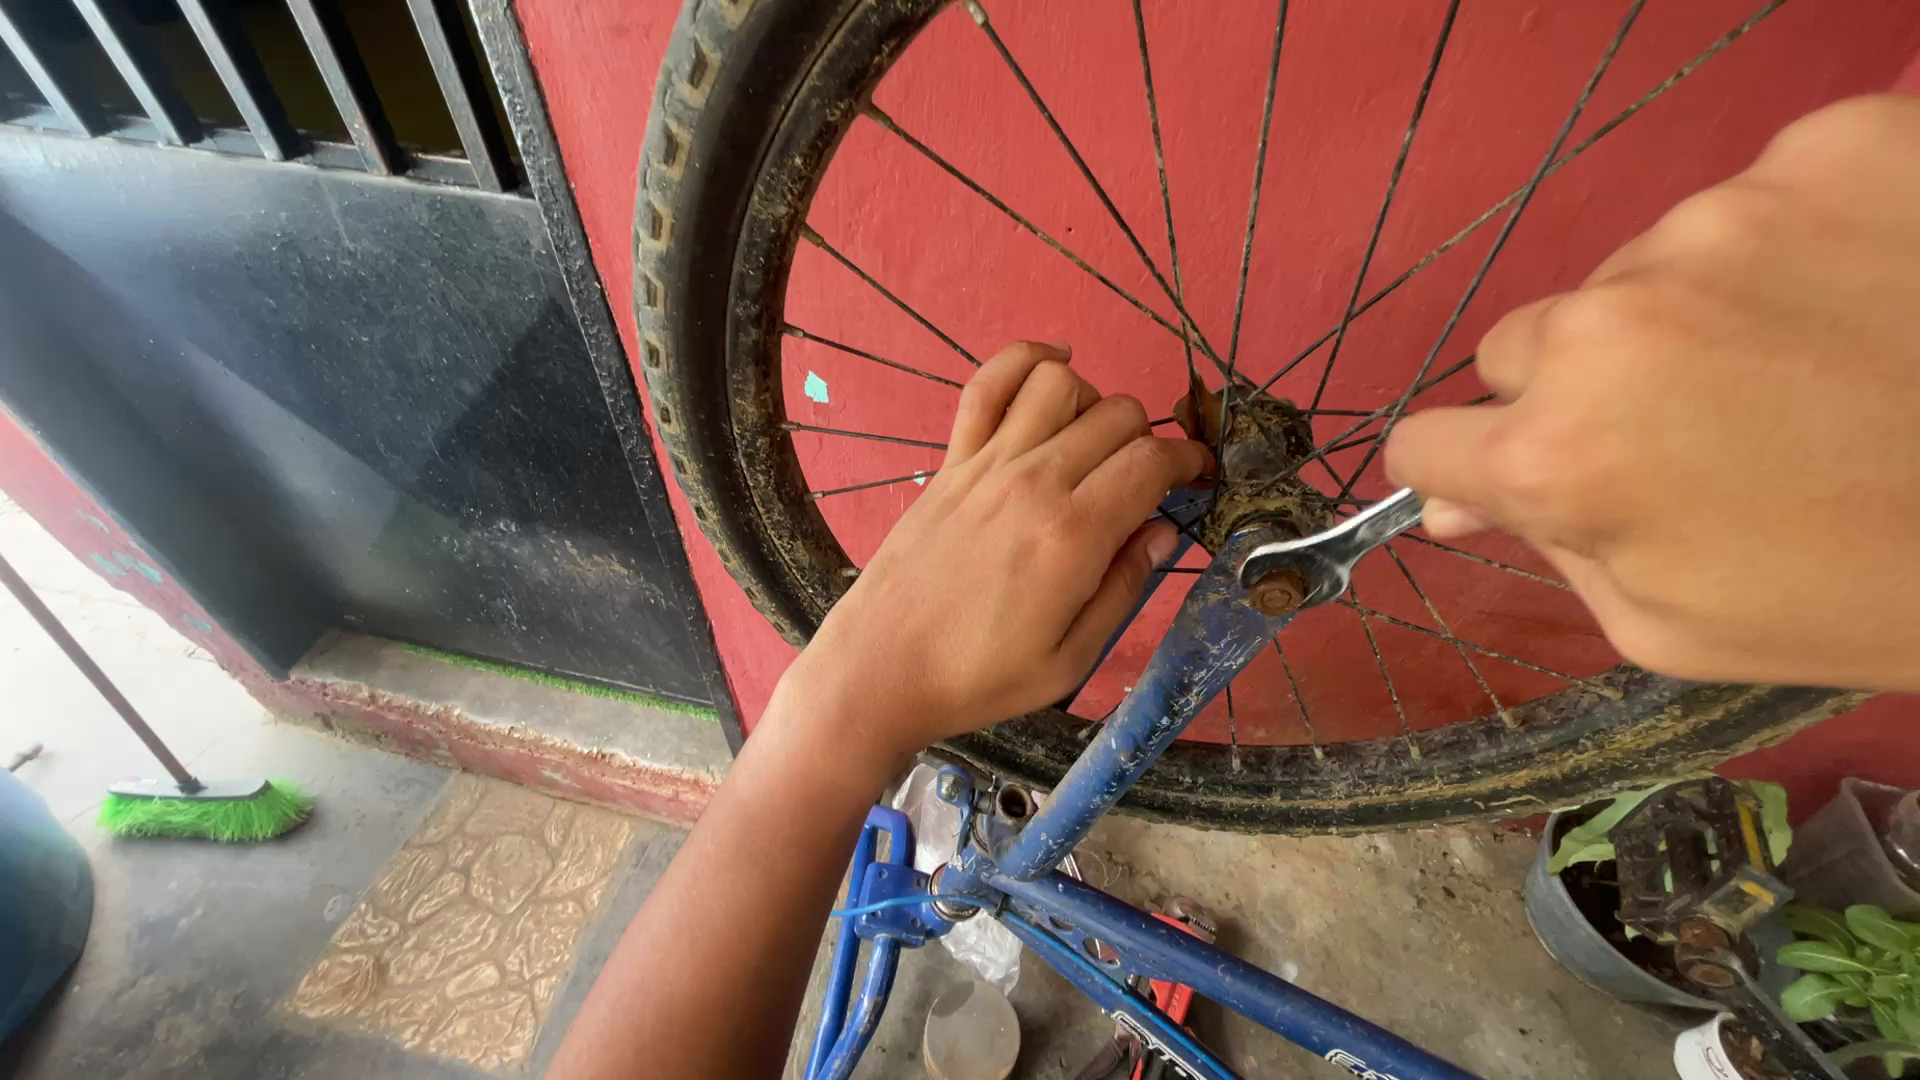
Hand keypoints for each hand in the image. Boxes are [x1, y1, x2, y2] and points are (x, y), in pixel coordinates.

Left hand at [778, 342, 1211, 759]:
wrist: (882, 667)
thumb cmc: (978, 677)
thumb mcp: (1071, 658)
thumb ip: (1125, 588)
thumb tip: (1165, 530)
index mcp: (1073, 536)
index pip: (1151, 463)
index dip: (1188, 461)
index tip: (1196, 477)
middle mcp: (1034, 482)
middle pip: (1117, 417)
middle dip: (1149, 439)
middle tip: (1144, 480)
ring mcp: (987, 464)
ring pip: (1060, 385)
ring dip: (1094, 402)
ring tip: (1093, 442)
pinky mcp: (951, 462)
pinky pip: (986, 386)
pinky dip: (1024, 359)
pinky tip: (1053, 366)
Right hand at [1386, 95, 1919, 691]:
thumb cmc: (1872, 594)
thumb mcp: (1669, 621)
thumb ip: (1539, 550)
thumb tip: (1445, 505)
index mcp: (1556, 456)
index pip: (1419, 445)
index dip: (1458, 468)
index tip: (1509, 477)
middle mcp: (1604, 329)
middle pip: (1514, 351)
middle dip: (1567, 391)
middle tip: (1688, 426)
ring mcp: (1716, 227)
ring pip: (1622, 279)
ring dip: (1669, 320)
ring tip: (1800, 356)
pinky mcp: (1834, 148)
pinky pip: (1743, 201)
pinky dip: (1779, 243)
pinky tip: (1866, 284)